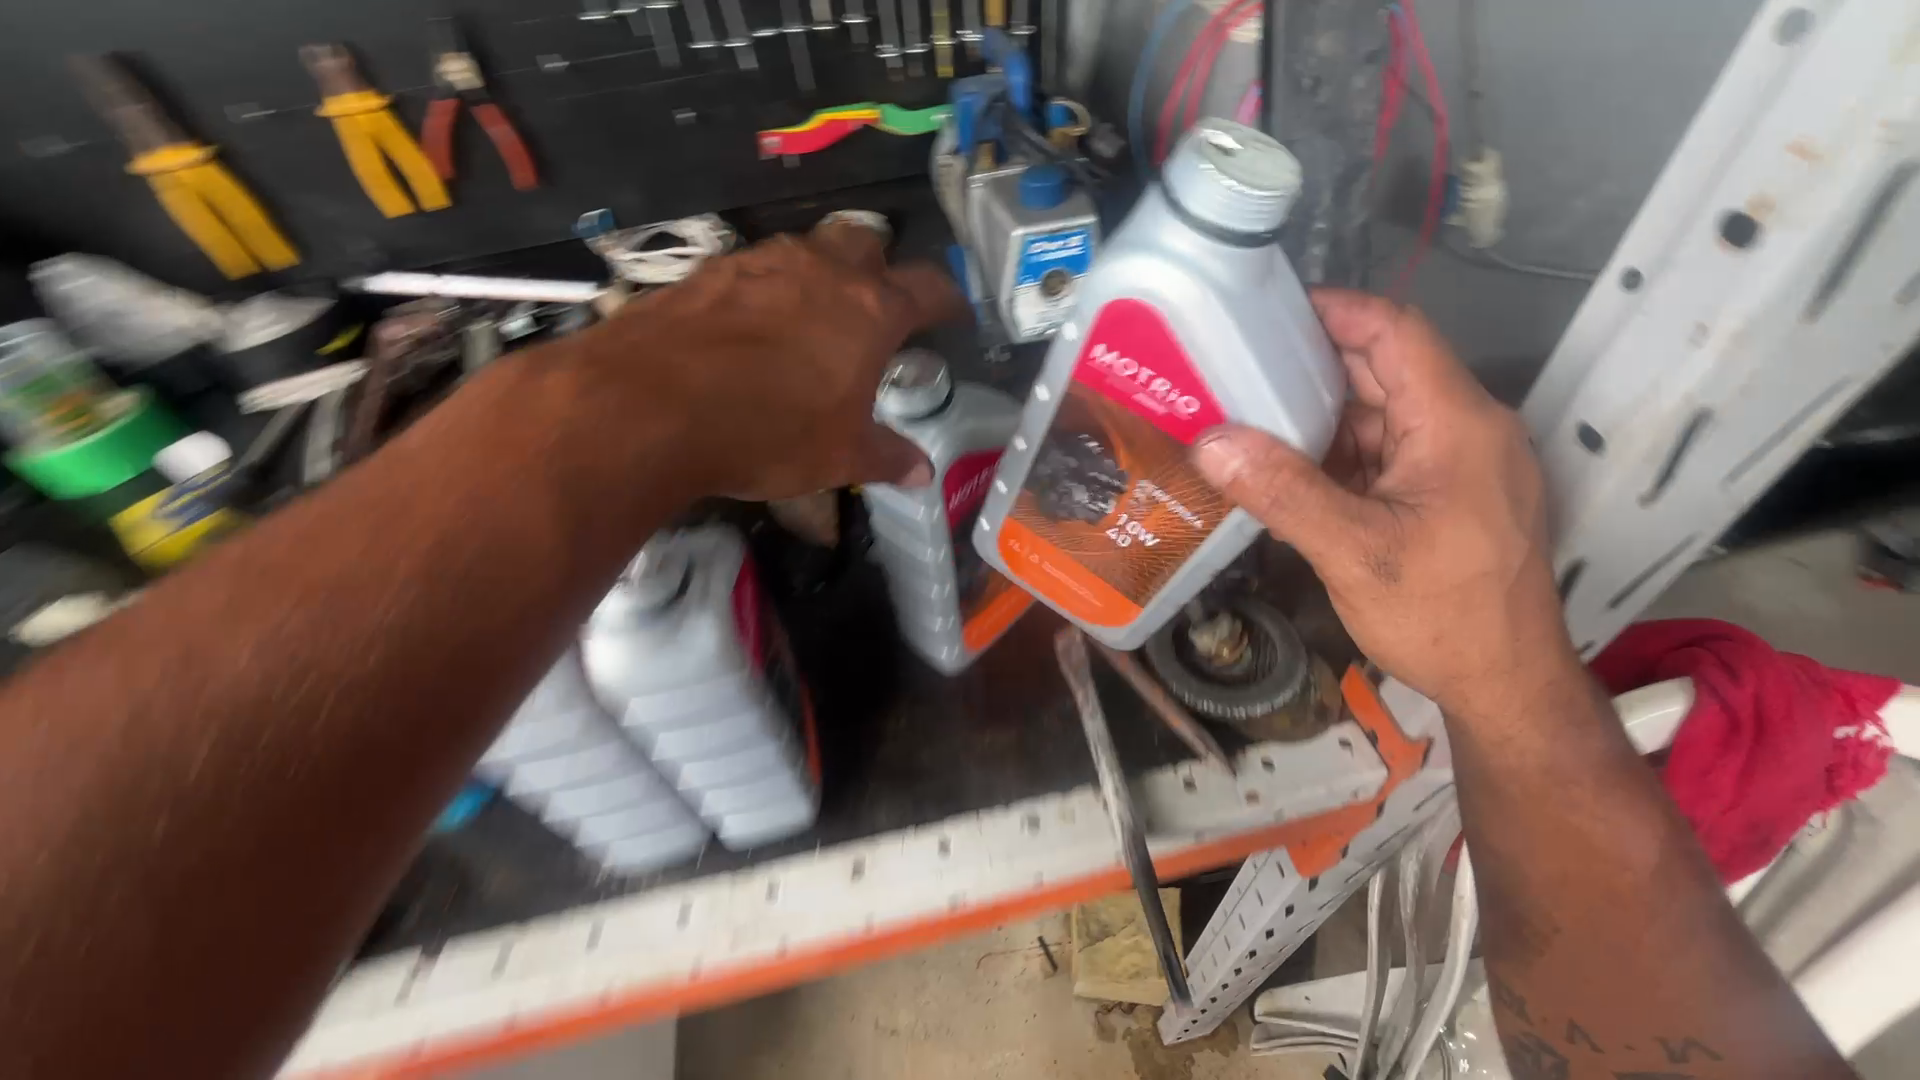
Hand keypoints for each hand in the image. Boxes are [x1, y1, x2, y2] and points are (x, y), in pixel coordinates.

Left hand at [571, 217, 964, 499]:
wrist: (648, 405)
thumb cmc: (768, 432)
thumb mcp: (839, 458)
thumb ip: (886, 457)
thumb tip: (922, 472)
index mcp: (870, 310)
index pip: (929, 286)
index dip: (947, 298)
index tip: (953, 312)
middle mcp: (821, 270)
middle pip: (866, 242)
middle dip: (879, 267)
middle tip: (875, 307)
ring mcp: (760, 263)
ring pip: (805, 250)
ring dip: (819, 275)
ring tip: (811, 318)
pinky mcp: (708, 272)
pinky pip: (752, 269)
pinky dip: (764, 291)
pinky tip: (748, 329)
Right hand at [1190, 289, 1578, 721]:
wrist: (1505, 684)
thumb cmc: (1442, 614)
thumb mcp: (1354, 553)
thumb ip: (1282, 492)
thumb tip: (1209, 442)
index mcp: (1456, 423)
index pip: (1395, 333)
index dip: (1335, 310)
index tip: (1267, 311)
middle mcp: (1463, 429)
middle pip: (1384, 370)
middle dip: (1311, 364)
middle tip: (1236, 365)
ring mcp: (1455, 463)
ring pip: (1379, 414)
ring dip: (1318, 413)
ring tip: (1245, 412)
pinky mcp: (1443, 494)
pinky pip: (1382, 453)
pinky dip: (1334, 452)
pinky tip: (1283, 465)